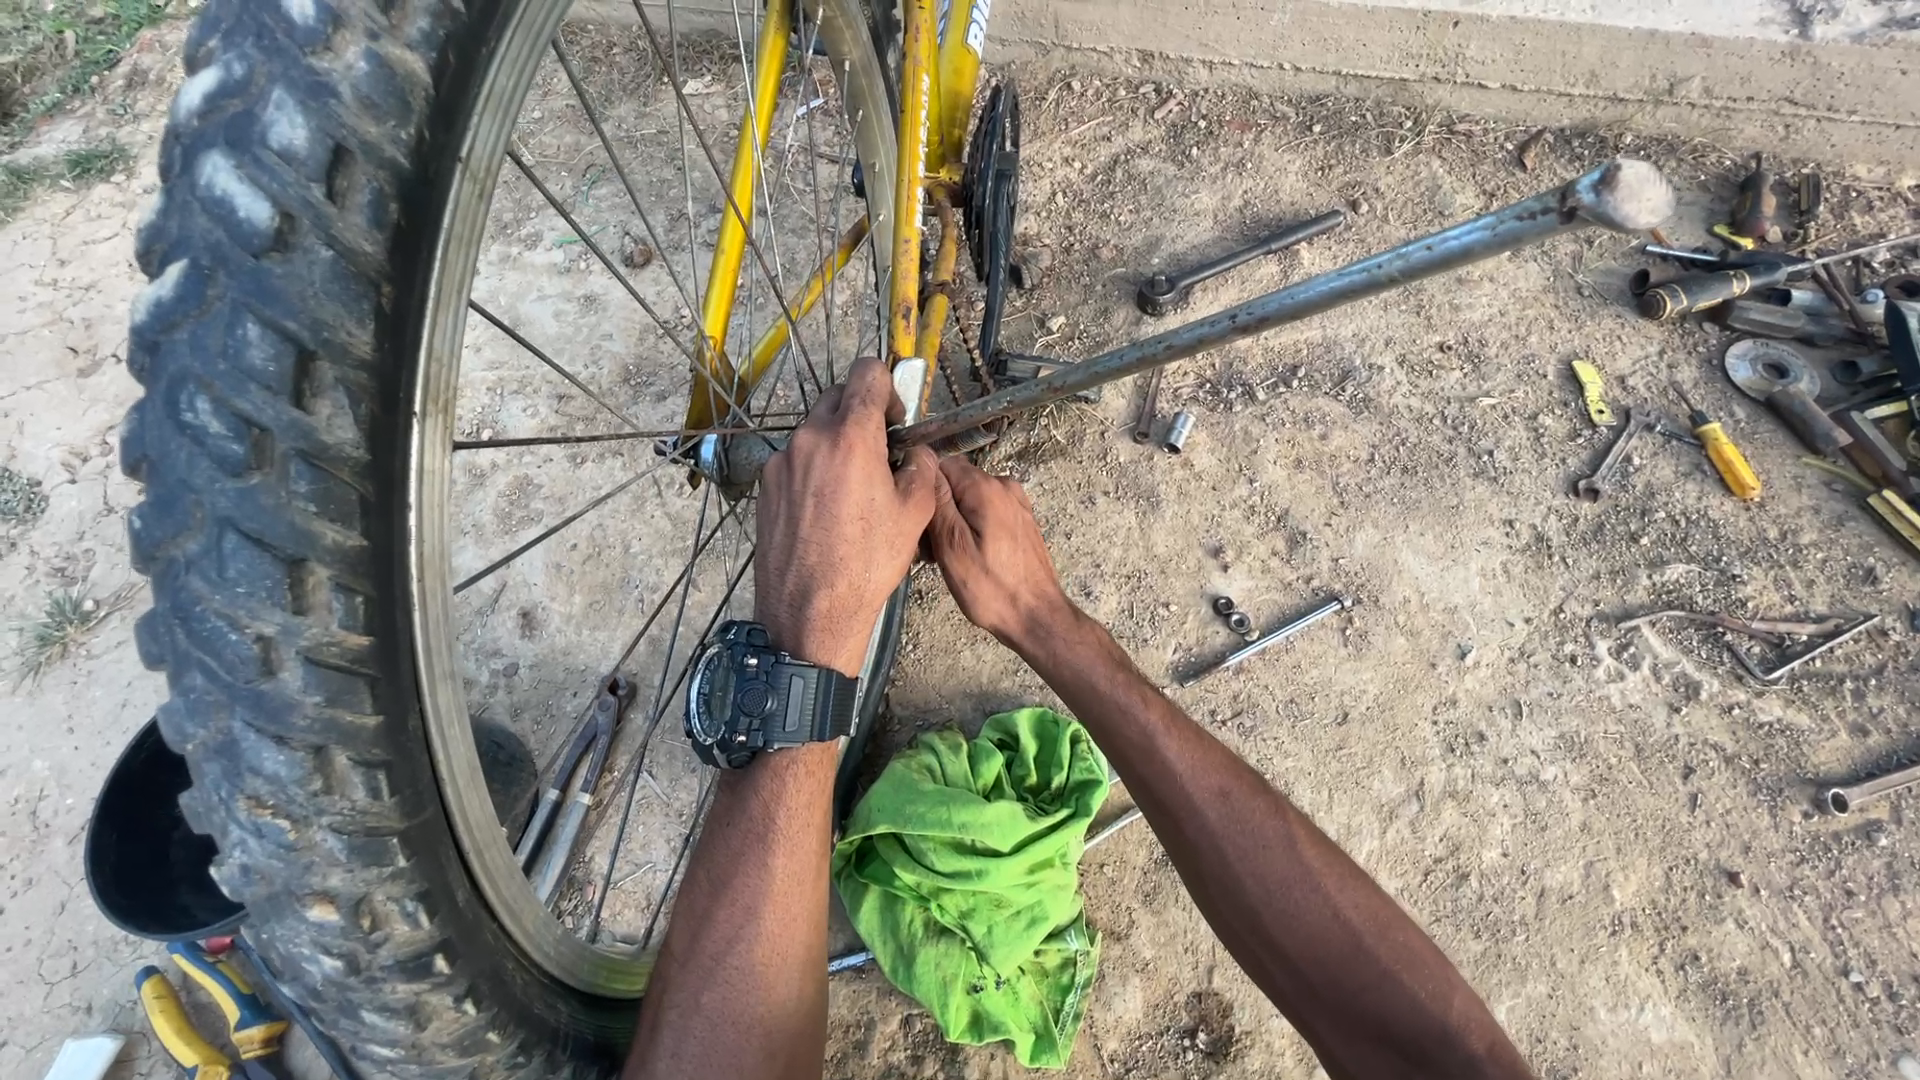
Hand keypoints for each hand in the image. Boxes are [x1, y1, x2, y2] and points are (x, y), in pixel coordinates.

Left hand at [754, 358, 937, 676]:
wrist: (810, 610)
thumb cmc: (867, 563)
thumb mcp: (914, 514)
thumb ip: (922, 468)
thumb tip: (917, 453)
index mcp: (851, 437)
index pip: (866, 373)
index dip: (886, 385)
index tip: (894, 417)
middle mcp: (810, 439)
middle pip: (836, 397)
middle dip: (860, 414)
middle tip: (878, 453)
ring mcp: (782, 461)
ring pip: (814, 431)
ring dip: (836, 444)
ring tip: (852, 490)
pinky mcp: (765, 486)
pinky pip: (795, 461)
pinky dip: (814, 469)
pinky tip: (826, 509)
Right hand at [924, 457, 1076, 654]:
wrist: (1037, 616)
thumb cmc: (992, 589)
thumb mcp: (952, 547)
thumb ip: (938, 503)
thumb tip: (924, 466)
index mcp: (986, 487)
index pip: (940, 464)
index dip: (924, 489)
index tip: (920, 521)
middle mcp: (1004, 486)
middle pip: (955, 482)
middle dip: (939, 509)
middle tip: (932, 549)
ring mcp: (1016, 502)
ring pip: (969, 499)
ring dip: (953, 522)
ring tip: (949, 558)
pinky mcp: (1021, 520)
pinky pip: (986, 512)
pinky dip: (971, 529)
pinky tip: (969, 557)